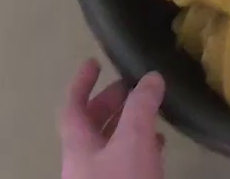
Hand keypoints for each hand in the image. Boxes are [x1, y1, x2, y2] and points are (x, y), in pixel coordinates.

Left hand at [59, 58, 166, 178]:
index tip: (94, 62)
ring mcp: (97, 178)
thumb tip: (151, 77)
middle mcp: (82, 162)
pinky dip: (137, 145)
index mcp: (78, 145)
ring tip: (150, 111)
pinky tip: (157, 144)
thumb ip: (141, 105)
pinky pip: (122, 161)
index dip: (82, 82)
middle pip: (90, 125)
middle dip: (110, 101)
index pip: (72, 107)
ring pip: (109, 143)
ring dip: (127, 123)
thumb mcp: (133, 139)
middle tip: (130, 85)